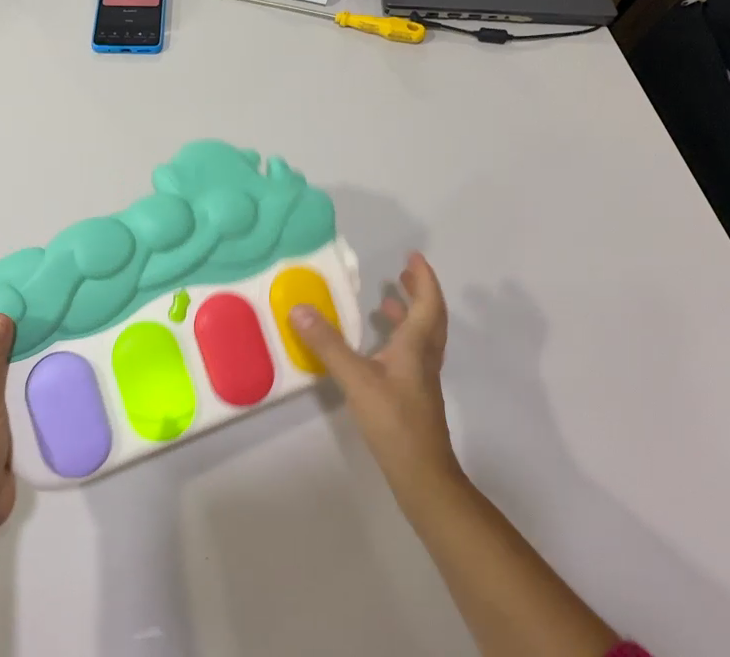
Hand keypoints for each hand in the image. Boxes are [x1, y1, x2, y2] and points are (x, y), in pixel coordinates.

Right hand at [288, 252, 459, 486]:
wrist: (421, 472)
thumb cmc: (394, 421)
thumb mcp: (356, 380)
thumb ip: (328, 345)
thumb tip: (299, 309)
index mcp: (416, 347)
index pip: (427, 304)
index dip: (423, 279)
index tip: (413, 257)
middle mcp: (423, 358)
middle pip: (429, 318)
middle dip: (418, 293)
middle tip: (402, 273)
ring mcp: (421, 379)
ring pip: (421, 337)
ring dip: (407, 316)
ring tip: (385, 303)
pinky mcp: (413, 396)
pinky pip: (410, 354)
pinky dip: (397, 340)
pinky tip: (375, 349)